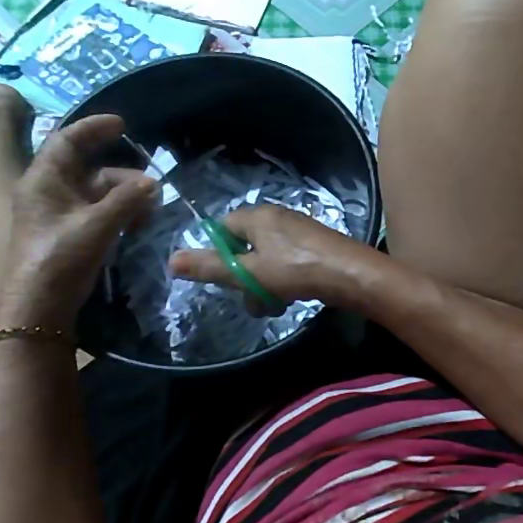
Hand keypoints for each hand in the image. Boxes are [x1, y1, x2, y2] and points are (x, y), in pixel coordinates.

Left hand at [0, 115, 157, 328]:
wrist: (36, 307)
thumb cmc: (59, 258)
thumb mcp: (97, 224)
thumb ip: (127, 200)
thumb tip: (153, 184)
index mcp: (44, 180)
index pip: (68, 141)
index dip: (94, 128)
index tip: (124, 125)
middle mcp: (49, 192)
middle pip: (91, 170)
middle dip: (125, 176)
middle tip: (153, 188)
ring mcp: (59, 216)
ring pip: (99, 194)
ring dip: (126, 198)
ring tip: (149, 211)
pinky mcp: (70, 236)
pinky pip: (99, 213)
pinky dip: (120, 214)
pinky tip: (137, 226)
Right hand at [167, 205, 377, 308]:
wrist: (351, 274)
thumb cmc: (295, 270)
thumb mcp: (248, 272)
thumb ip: (211, 267)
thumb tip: (170, 260)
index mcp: (257, 216)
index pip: (222, 228)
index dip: (217, 254)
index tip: (222, 278)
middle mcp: (277, 217)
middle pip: (246, 247)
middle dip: (244, 277)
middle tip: (250, 299)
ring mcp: (299, 232)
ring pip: (267, 260)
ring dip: (264, 286)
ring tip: (271, 306)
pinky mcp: (315, 247)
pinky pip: (288, 263)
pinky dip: (285, 282)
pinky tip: (290, 300)